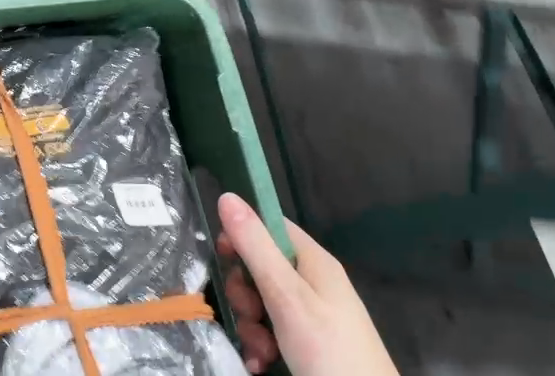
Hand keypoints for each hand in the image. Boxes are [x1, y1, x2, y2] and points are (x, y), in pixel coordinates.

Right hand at [216, 193, 398, 375]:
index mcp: (313, 262)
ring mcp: (311, 316)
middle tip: (249, 312)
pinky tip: (261, 362)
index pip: (270, 226)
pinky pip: (271, 330)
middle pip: (260, 266)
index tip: (224, 255)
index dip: (242, 234)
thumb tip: (227, 196)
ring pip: (261, 301)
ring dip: (251, 324)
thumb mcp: (286, 295)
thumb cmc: (329, 352)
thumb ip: (256, 246)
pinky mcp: (307, 344)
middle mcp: (312, 283)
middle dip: (244, 291)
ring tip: (261, 351)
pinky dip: (261, 344)